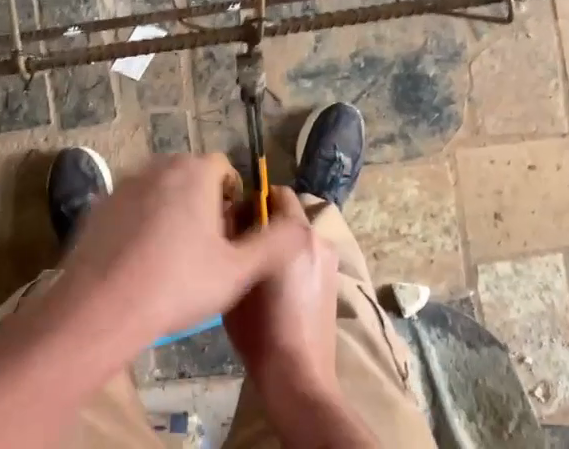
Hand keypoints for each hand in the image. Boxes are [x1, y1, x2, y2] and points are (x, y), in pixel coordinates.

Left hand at [36, 155, 310, 348]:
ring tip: (172, 258)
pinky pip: (131, 206)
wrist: (102, 307)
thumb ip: (274, 243)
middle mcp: (158, 166)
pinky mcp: (99, 205)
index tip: (229, 235)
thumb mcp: (239, 271)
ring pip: (159, 189)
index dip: (231, 199)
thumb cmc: (177, 285)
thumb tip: (297, 224)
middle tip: (205, 249)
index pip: (223, 167)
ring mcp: (124, 183)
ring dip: (171, 211)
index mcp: (194, 173)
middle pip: (190, 175)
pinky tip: (140, 262)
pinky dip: (140, 223)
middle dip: (202, 202)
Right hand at [223, 187, 340, 395]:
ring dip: (280, 238)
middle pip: (289, 211)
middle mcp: (316, 237)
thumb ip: (236, 242)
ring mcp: (330, 257)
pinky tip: (279, 283)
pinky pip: (309, 252)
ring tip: (261, 265)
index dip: (253, 202)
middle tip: (245, 242)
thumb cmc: (259, 329)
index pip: (275, 193)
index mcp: (292, 232)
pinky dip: (294, 255)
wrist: (297, 375)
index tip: (236, 221)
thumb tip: (233, 222)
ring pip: (299, 232)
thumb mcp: (235, 280)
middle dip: (267, 219)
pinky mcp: (334, 278)